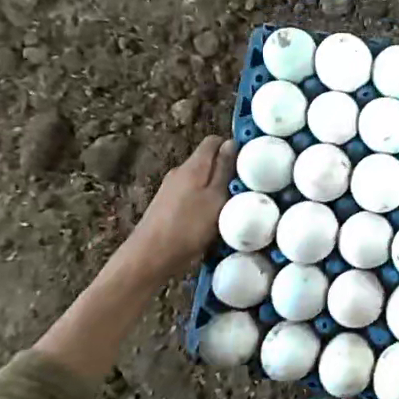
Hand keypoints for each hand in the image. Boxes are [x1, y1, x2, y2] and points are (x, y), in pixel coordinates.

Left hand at [115, 135, 235, 283]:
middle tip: (242, 190)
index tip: (247, 165)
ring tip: (229, 208)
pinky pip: (191, 195)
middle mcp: (179, 172)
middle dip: (225, 171)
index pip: (213, 141)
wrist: (150, 257)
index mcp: (193, 166)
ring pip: (199, 180)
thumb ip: (224, 170)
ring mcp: (170, 189)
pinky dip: (203, 202)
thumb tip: (230, 143)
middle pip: (206, 161)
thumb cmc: (189, 228)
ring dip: (214, 189)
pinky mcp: (166, 206)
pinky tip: (210, 220)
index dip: (232, 148)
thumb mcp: (216, 198)